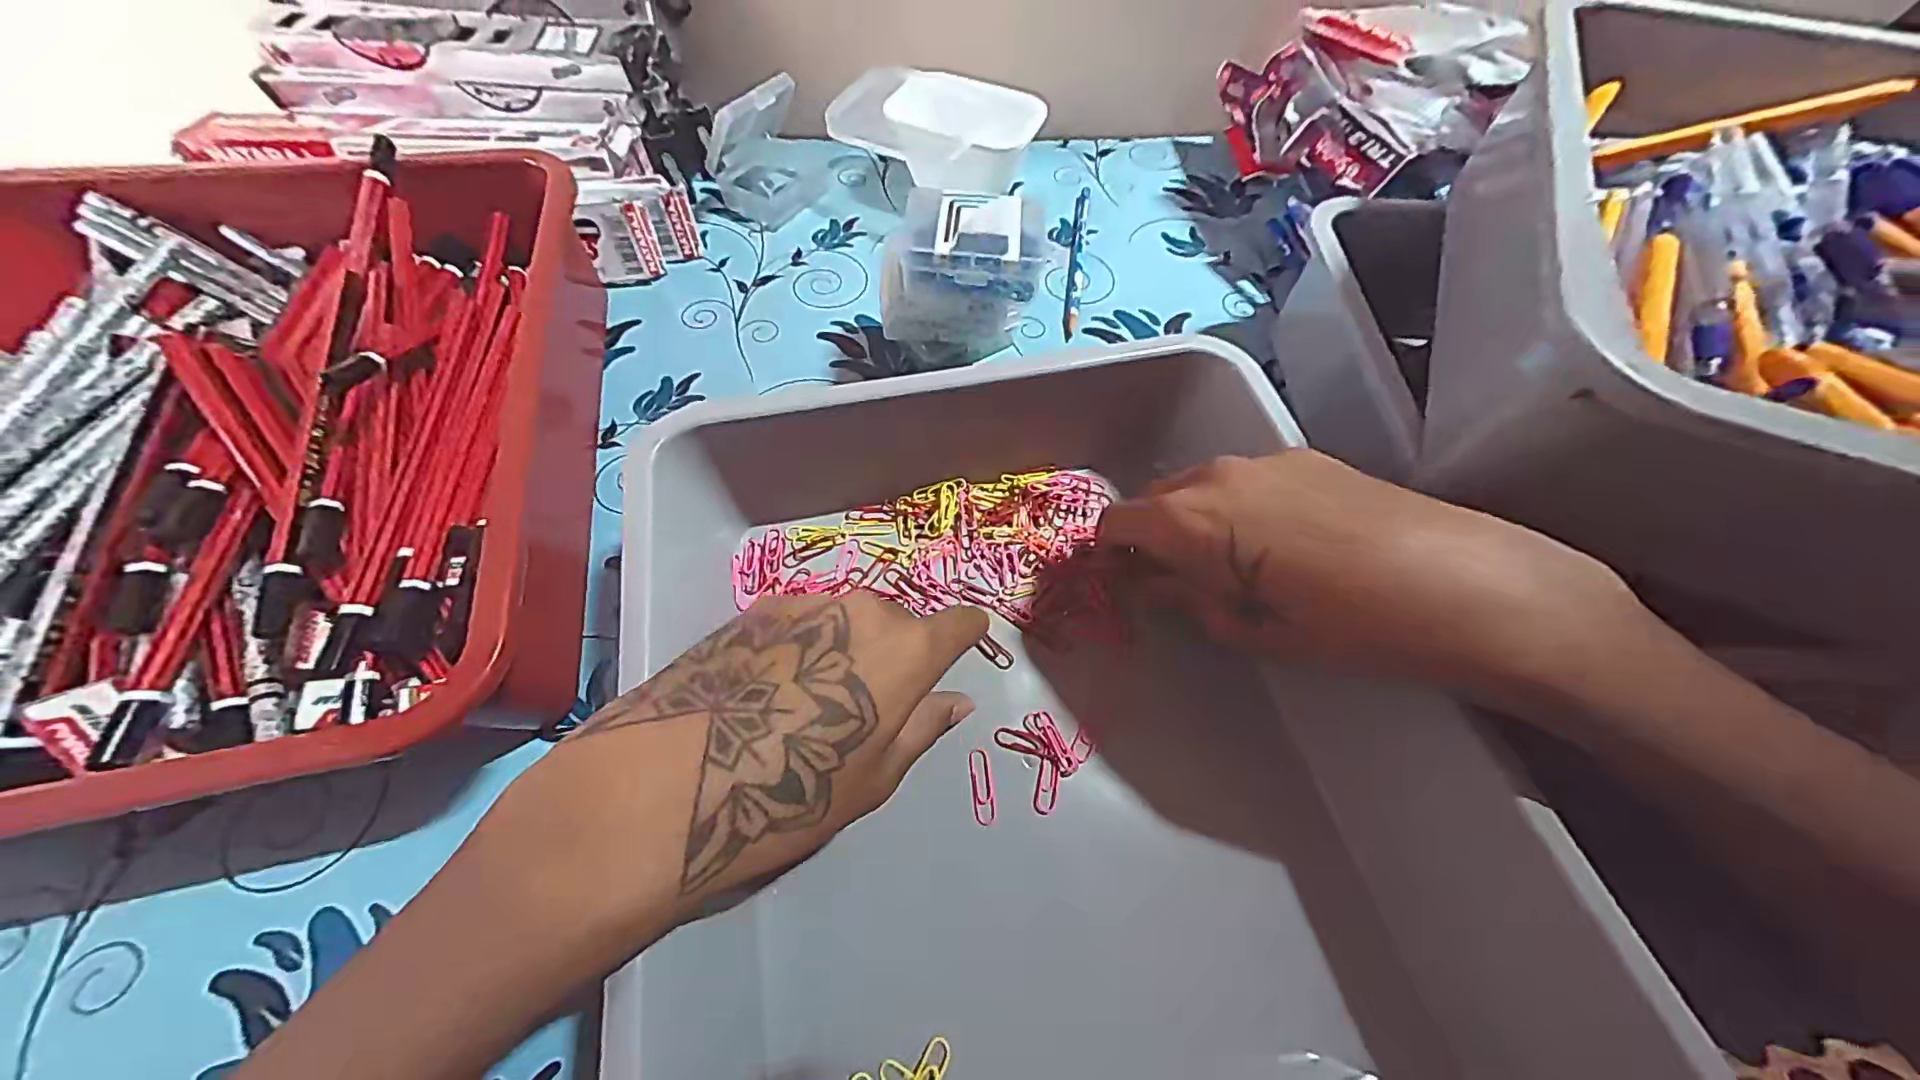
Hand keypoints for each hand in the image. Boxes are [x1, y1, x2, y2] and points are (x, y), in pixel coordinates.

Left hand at [232, 591, 987, 1079]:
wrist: (661, 786)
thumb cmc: (788, 794)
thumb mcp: (871, 779)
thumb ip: (921, 728)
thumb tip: (958, 700)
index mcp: (904, 650)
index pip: (958, 624)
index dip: (965, 636)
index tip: (965, 647)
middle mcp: (859, 611)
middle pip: (898, 622)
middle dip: (897, 653)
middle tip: (866, 704)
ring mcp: (803, 605)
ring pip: (847, 619)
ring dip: (845, 648)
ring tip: (809, 701)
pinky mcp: (751, 611)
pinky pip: (801, 623)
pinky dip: (802, 647)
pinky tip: (766, 691)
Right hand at [1097, 450, 1648, 707]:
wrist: (1468, 585)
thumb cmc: (1349, 625)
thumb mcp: (1253, 630)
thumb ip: (1189, 601)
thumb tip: (1156, 585)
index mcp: (1192, 519)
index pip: (1116, 523)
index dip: (1105, 553)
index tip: (1115, 580)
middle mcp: (1218, 475)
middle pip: (1153, 498)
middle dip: (1146, 536)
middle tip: (1167, 581)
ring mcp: (1265, 461)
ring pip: (1197, 484)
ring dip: (1188, 518)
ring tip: (1223, 563)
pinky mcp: (1306, 458)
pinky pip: (1241, 479)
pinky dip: (1230, 505)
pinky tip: (1273, 542)